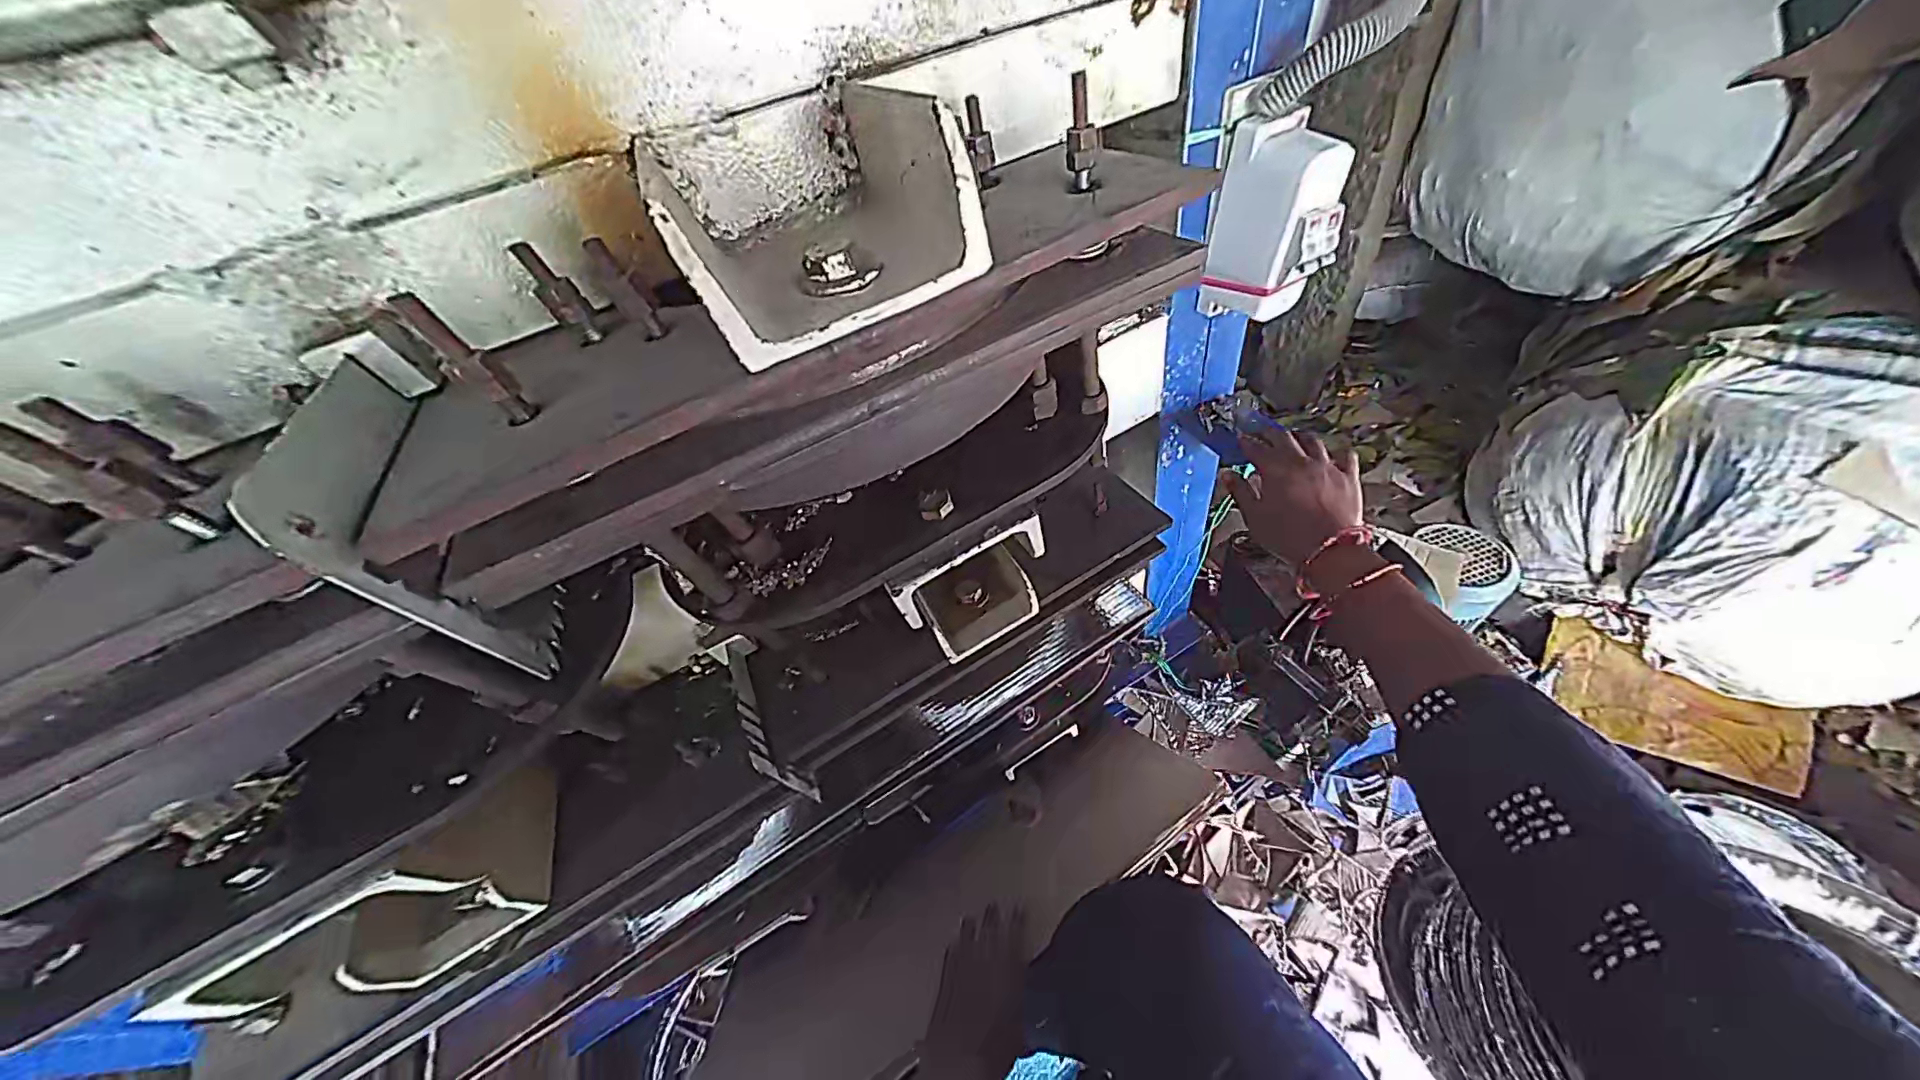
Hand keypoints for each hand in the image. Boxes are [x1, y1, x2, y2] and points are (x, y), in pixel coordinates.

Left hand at [918, 904, 1028, 1079]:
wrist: (957, 1065)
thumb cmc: (993, 1053)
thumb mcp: (1020, 1028)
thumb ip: (1021, 1002)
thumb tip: (1025, 990)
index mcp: (1006, 980)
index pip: (1014, 943)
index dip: (1017, 923)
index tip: (1019, 906)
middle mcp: (981, 973)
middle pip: (988, 939)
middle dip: (992, 920)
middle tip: (994, 903)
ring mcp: (960, 978)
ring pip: (967, 946)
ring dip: (970, 930)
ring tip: (972, 915)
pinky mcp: (943, 988)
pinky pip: (949, 962)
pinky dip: (952, 950)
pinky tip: (952, 941)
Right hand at [1223, 430, 1362, 565]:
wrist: (1330, 550)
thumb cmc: (1288, 536)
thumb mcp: (1255, 517)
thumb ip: (1241, 491)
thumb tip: (1228, 475)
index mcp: (1276, 470)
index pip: (1256, 448)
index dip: (1246, 442)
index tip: (1241, 439)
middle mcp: (1302, 462)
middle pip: (1283, 437)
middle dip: (1269, 433)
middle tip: (1261, 432)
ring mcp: (1327, 467)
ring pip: (1312, 441)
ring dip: (1299, 437)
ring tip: (1292, 438)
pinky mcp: (1348, 477)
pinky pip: (1344, 455)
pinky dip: (1335, 452)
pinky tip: (1330, 455)